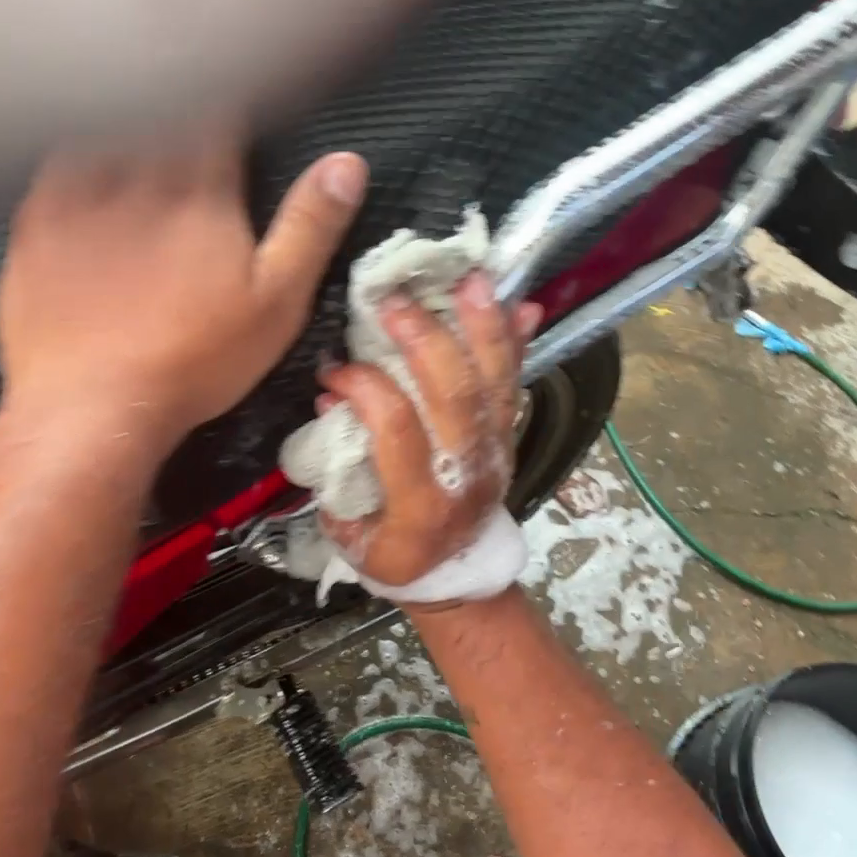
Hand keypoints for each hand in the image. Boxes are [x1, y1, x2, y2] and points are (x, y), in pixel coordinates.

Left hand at [0, 137, 366, 449]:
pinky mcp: (35, 226)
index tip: (238, 112)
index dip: (229, 112)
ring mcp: (77, 198)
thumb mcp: (276, 302)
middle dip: (177, 112)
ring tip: (138, 133)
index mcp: (201, 193)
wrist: (93, 402)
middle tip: (187, 116)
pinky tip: (78, 165)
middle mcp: (137, 178)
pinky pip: (52, 167)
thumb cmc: (198, 358)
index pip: (217, 123)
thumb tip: (348, 164)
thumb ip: (309, 229)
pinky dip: (72, 156)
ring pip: (104, 135)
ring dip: (126, 127)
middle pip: (158, 121)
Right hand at [318, 274, 541, 590]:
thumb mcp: (351, 533)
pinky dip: (516, 346)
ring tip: (472, 279)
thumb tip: (332, 401)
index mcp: (421, 508)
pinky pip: (513, 387)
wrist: (455, 577)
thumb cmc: (393, 558)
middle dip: (424, 342)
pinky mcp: (508, 441)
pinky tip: (523, 306)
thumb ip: (337, 474)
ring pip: (493, 386)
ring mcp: (496, 456)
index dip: (367, 390)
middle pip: (455, 398)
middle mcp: (467, 477)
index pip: (400, 432)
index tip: (334, 369)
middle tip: (393, 301)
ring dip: (483, 329)